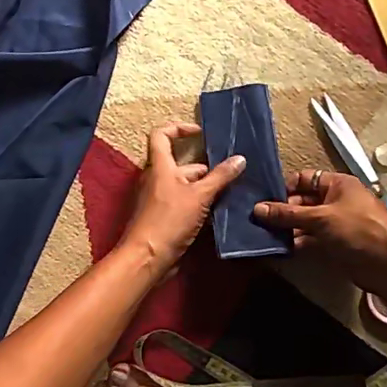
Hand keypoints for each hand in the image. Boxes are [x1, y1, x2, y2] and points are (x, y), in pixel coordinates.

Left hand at [119, 123, 244, 278]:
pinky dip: (201, 208)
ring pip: (187, 188)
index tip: (200, 133)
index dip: (179, 128)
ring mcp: (160, 200)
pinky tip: (220, 215)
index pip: (162, 135)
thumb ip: (220, 177)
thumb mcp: (199, 196)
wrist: (147, 258)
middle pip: (183, 166)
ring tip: (232, 195)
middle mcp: (157, 180)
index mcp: (160, 166)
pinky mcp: (165, 219)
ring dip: (207, 191)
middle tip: (232, 176)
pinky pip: (185, 206)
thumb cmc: (169, 220)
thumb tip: (240, 159)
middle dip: (207, 170)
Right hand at [254, 169, 386, 294]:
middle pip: (302, 201)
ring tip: (262, 235)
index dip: (284, 187)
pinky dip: (296, 242)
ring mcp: (335, 223)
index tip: (263, 200)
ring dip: (287, 228)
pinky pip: (310, 239)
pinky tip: (278, 248)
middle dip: (282, 211)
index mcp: (337, 184)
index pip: (304, 179)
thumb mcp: (321, 217)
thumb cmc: (358, 229)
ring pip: (304, 222)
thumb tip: (257, 209)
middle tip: (257, 220)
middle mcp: (335, 200)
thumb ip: (288, 214)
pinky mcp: (334, 244)